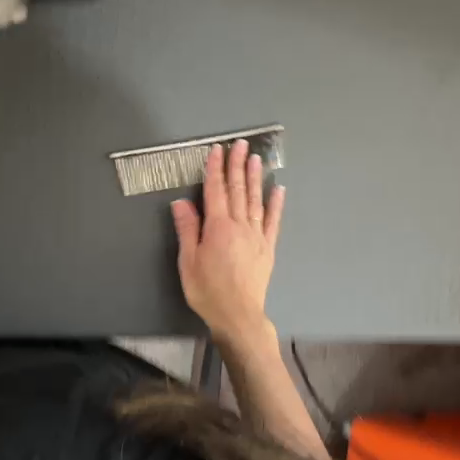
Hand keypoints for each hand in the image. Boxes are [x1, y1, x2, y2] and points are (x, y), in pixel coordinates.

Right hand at [170, 139, 285, 348]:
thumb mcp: (188, 260)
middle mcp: (239, 226)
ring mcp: (257, 236)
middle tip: (240, 144)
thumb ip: (187, 229)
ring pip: (256, 200)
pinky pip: (273, 221)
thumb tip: (182, 202)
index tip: (217, 150)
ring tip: (256, 158)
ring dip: (255, 177)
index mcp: (217, 227)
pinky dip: (276, 204)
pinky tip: (278, 189)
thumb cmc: (207, 290)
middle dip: (237, 165)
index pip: (215, 191)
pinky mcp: (268, 248)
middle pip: (238, 190)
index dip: (215, 169)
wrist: (238, 315)